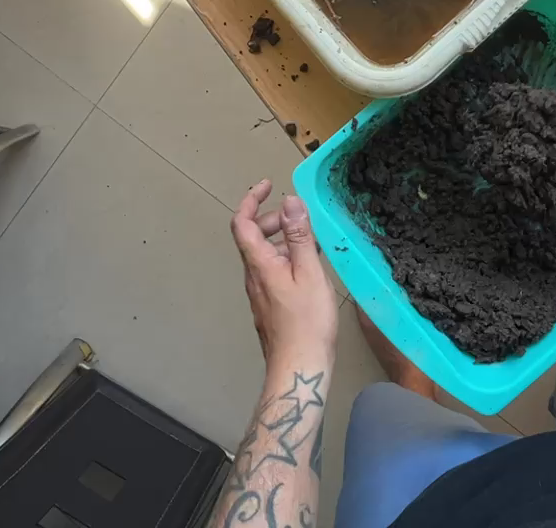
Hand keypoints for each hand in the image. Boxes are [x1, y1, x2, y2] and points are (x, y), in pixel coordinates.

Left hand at [230, 180, 337, 367]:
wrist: (299, 370)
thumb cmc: (307, 322)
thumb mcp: (309, 273)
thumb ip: (300, 237)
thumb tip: (290, 201)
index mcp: (259, 263)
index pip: (243, 223)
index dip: (251, 200)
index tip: (268, 185)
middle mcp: (253, 276)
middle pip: (253, 237)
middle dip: (273, 219)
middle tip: (299, 219)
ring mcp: (260, 293)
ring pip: (265, 255)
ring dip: (283, 240)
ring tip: (312, 243)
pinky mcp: (269, 306)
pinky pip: (272, 271)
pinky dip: (287, 259)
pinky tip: (310, 270)